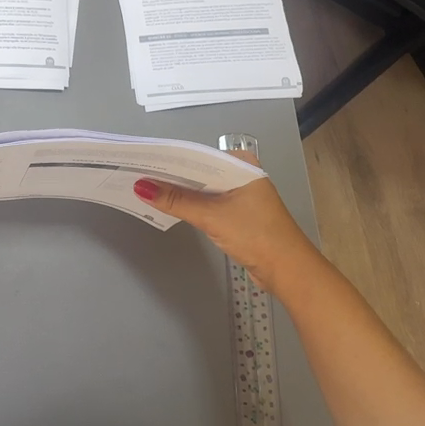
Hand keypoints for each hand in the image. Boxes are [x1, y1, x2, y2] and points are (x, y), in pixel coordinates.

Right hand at [132, 150, 321, 293]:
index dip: (170, 159)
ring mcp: (239, 193)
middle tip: (136, 173)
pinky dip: (189, 204)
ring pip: (201, 187)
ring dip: (178, 191)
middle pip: (198, 171)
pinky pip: (206, 201)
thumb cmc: (256, 235)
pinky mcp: (236, 212)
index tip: (141, 159)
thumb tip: (140, 186)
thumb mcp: (212, 216)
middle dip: (170, 175)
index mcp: (241, 165)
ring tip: (145, 188)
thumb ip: (175, 201)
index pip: (199, 155)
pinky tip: (168, 205)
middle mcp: (240, 174)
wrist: (288, 270)